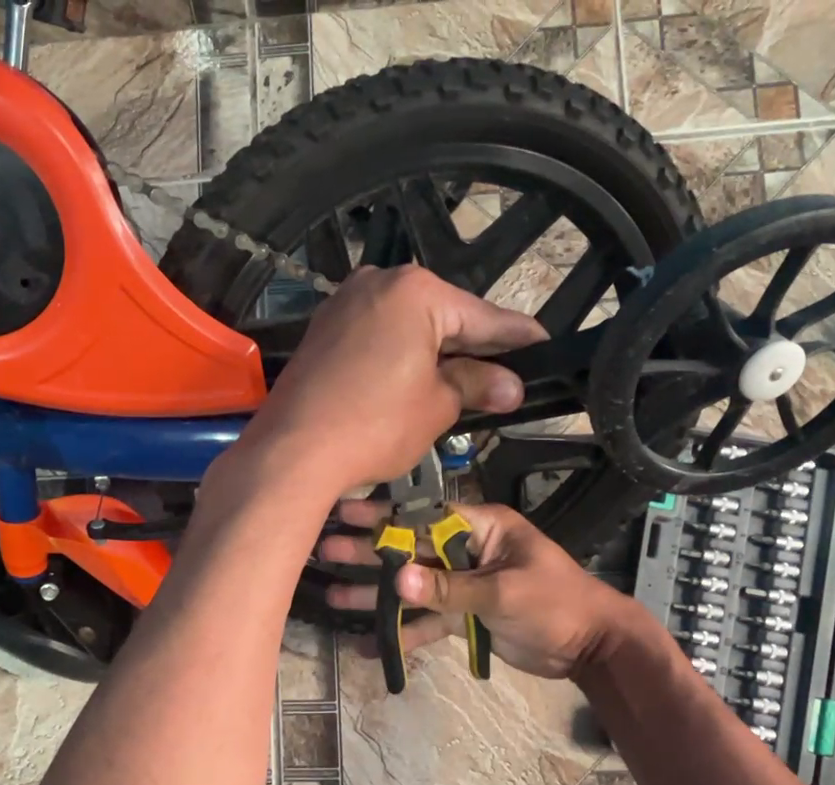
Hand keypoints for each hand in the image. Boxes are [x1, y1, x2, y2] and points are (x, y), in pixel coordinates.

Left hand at [238, 266, 545, 492]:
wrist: (293, 450)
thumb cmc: (373, 425)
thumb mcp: (436, 406)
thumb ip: (475, 385)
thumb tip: (511, 385)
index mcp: (415, 292)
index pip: (481, 315)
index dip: (515, 336)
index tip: (541, 342)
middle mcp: (377, 284)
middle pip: (441, 315)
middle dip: (471, 344)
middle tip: (504, 369)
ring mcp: (343, 304)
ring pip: (406, 325)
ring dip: (434, 350)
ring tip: (464, 378)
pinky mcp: (322, 331)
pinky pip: (376, 336)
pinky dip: (399, 354)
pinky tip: (416, 376)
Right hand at [319, 500, 644, 679]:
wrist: (590, 647)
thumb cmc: (556, 604)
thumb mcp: (504, 592)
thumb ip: (449, 588)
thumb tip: (398, 581)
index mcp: (483, 528)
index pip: (425, 517)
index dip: (384, 516)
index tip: (346, 512)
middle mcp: (467, 550)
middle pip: (410, 550)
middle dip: (369, 553)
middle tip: (325, 550)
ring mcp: (463, 584)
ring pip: (412, 587)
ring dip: (376, 593)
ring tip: (333, 595)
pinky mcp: (463, 616)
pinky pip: (425, 622)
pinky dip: (401, 633)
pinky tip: (369, 644)